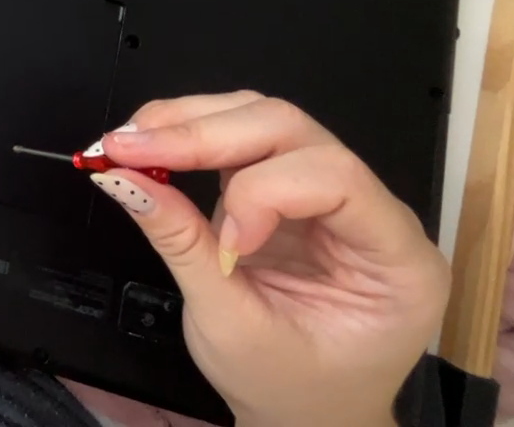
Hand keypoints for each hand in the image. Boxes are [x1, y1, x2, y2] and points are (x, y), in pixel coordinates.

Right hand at [98, 93, 449, 426]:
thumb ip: (181, 244)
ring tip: (125, 144)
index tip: (220, 242)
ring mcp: (321, 190)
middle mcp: (368, 209)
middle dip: (200, 133)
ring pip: (254, 115)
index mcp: (395, 259)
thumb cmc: (289, 385)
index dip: (260, 191)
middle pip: (286, 128)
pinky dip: (181, 131)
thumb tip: (118, 177)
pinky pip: (232, 131)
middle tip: (124, 148)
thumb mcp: (233, 326)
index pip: (333, 177)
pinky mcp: (277, 180)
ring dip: (183, 121)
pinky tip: (145, 146)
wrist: (305, 410)